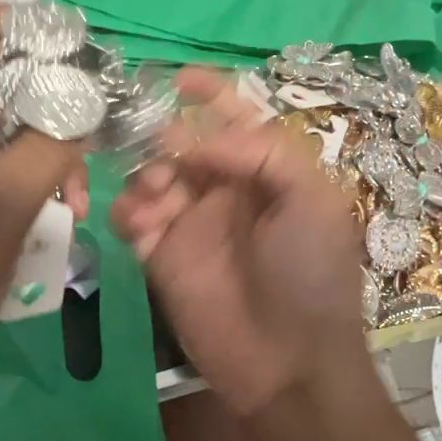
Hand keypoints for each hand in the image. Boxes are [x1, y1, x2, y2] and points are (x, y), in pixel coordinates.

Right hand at [110, 69, 369, 416]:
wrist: (287, 361)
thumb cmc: (310, 276)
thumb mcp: (312, 201)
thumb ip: (266, 152)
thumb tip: (204, 139)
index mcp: (267, 175)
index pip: (234, 123)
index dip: (210, 96)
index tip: (178, 79)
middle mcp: (226, 194)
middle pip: (183, 145)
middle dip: (168, 138)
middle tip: (165, 155)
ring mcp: (190, 227)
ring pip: (152, 178)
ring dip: (147, 175)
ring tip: (160, 198)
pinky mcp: (161, 260)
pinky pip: (133, 221)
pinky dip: (128, 212)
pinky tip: (141, 223)